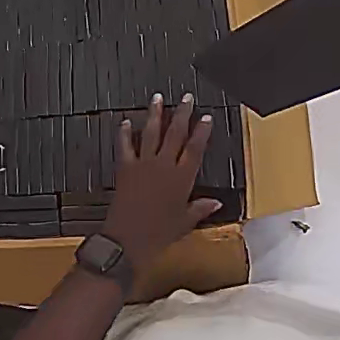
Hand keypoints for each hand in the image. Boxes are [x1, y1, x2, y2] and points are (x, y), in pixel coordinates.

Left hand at [102, 93, 221, 268]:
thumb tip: (215, 202)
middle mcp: (163, 166)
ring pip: (151, 133)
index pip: (195, 148)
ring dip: (155, 114)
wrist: (128, 240)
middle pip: (175, 134)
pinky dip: (124, 133)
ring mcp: (143, 164)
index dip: (202, 131)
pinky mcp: (125, 168)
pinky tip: (125, 122)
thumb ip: (200, 208)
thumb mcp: (184, 222)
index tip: (206, 117)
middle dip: (182, 114)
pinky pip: (125, 145)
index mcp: (182, 179)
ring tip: (157, 98)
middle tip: (186, 98)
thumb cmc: (158, 234)